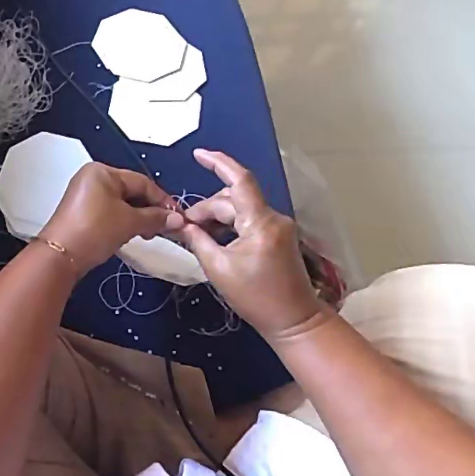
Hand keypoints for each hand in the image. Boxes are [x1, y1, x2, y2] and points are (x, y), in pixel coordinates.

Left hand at [39, 163, 183, 274]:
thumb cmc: (94, 231)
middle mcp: (92, 178)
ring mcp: (85, 195)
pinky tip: (132, 234)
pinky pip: (110, 212)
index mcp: (102, 172)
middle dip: (150, 210)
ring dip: (138, 218)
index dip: (162, 200)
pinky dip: (124, 222)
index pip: (142, 182)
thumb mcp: (129, 222)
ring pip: (122, 203)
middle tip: (165, 228)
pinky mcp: (82, 212)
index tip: (178, 216)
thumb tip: (177, 219)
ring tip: (149, 233)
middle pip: (131, 191)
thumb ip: (155, 218)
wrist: (60, 256)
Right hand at [173, 149, 327, 341]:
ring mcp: (278, 226)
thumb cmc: (255, 297)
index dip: (219, 163)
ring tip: (197, 236)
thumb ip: (197, 240)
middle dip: (206, 209)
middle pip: (232, 199)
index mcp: (260, 223)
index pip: (239, 181)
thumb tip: (180, 224)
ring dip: (216, 218)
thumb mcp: (218, 268)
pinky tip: (214, 239)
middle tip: (184, 229)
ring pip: (239, 209)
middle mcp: (273, 218)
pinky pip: (248, 220)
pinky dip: (229, 226)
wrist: (294, 321)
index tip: (198, 154)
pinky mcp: (278, 236)